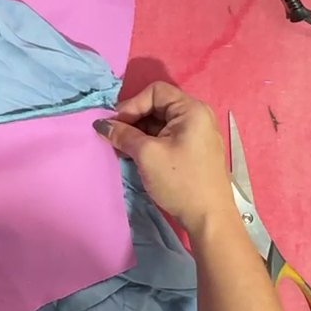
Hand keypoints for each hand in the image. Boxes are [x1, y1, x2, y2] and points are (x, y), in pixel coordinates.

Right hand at [95, 81, 239, 234]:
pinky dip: (148, 141)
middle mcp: (197, 116)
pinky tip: (134, 154)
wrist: (210, 219)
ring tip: (122, 148)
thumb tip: (101, 124)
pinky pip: (166, 136)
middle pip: (156, 105)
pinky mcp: (192, 150)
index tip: (116, 125)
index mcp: (191, 110)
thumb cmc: (180, 181)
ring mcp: (196, 134)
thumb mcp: (147, 154)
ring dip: (138, 132)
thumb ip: (122, 134)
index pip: (155, 91)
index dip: (132, 104)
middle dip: (133, 119)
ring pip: (159, 122)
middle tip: (115, 136)